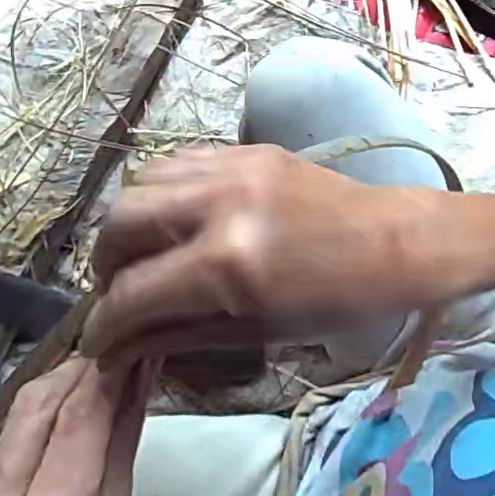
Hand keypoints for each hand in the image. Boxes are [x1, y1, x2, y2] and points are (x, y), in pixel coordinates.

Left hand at [0, 357, 150, 495]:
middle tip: (113, 349)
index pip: (83, 411)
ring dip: (52, 392)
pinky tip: (45, 438)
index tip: (136, 339)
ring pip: (8, 422)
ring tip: (87, 381)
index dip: (111, 364)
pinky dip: (24, 432)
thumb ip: (119, 454)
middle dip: (79, 365)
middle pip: (37, 403)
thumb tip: (138, 379)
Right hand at [83, 145, 468, 360]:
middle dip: (106, 266)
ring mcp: (238, 165)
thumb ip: (178, 334)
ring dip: (133, 221)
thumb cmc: (340, 299)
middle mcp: (223, 202)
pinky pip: (184, 159)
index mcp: (228, 260)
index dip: (103, 328)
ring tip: (150, 251)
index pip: (130, 294)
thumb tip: (115, 348)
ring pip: (144, 180)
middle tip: (123, 291)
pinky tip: (183, 216)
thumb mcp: (258, 330)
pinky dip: (168, 188)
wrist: (395, 239)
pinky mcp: (253, 147)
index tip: (100, 342)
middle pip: (120, 222)